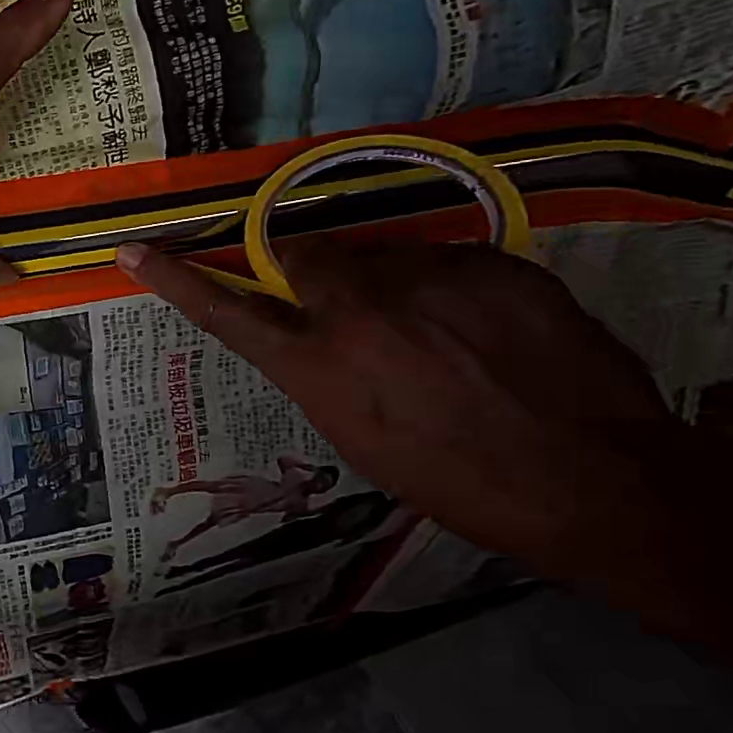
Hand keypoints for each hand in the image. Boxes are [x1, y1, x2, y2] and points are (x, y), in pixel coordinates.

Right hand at [115, 239, 688, 560]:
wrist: (600, 481)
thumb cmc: (456, 480)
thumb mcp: (355, 434)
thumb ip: (317, 367)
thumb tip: (309, 330)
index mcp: (315, 363)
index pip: (224, 311)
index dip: (175, 280)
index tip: (133, 252)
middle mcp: (356, 309)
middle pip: (303, 254)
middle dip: (312, 271)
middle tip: (350, 307)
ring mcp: (425, 278)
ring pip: (377, 254)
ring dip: (386, 283)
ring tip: (437, 332)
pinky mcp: (487, 263)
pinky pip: (441, 259)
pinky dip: (445, 286)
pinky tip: (482, 328)